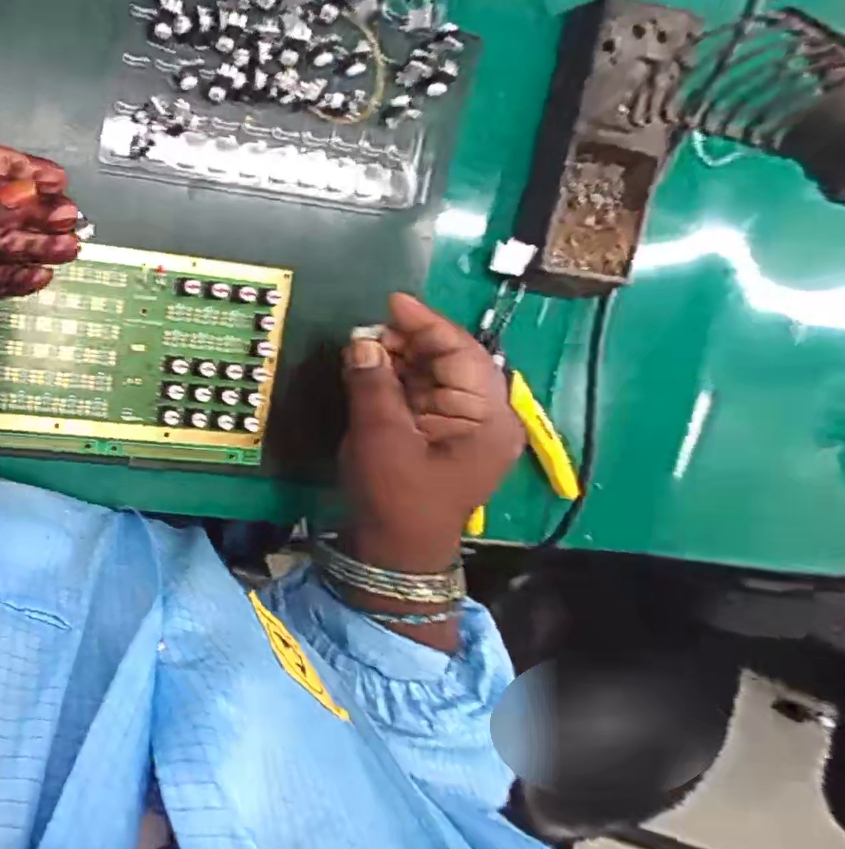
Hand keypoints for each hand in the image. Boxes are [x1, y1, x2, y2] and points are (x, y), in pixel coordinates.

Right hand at [340, 293, 523, 571]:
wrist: (395, 547)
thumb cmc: (395, 494)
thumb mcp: (380, 437)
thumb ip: (372, 387)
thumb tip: (362, 344)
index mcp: (486, 418)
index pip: (462, 354)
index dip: (427, 324)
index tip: (393, 302)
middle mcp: (482, 417)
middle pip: (451, 362)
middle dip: (410, 341)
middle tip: (367, 328)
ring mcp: (460, 427)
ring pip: (432, 376)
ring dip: (399, 358)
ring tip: (363, 345)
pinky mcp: (437, 435)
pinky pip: (419, 394)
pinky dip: (394, 379)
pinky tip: (369, 368)